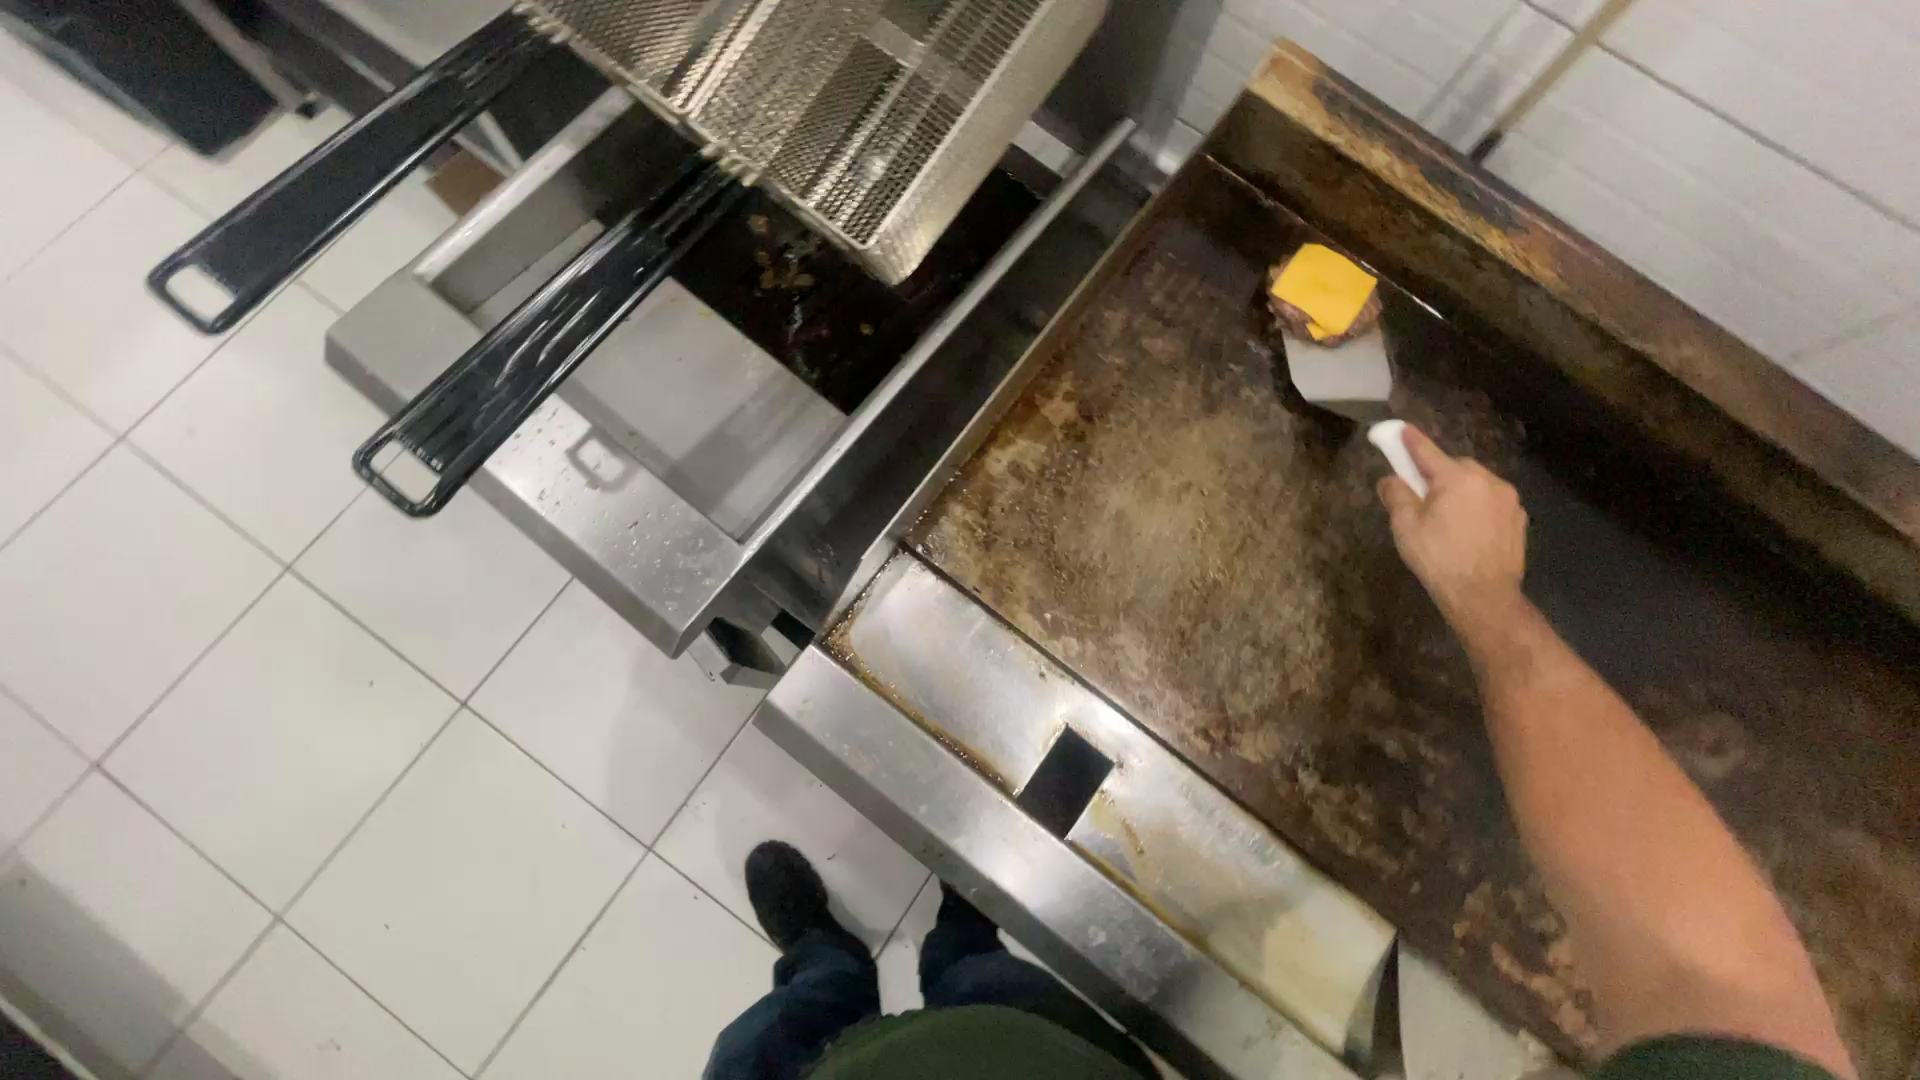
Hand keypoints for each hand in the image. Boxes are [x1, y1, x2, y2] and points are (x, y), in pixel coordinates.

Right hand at [1376, 425, 1527, 626]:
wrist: (1483, 594)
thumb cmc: (1438, 558)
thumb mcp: (1406, 527)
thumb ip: (1397, 496)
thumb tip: (1390, 479)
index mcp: (1457, 479)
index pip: (1428, 452)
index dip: (1411, 441)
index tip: (1400, 428)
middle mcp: (1488, 481)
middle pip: (1456, 466)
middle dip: (1438, 473)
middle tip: (1420, 493)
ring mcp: (1508, 500)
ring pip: (1476, 483)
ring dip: (1459, 490)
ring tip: (1444, 516)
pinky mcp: (1518, 519)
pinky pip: (1491, 501)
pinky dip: (1476, 506)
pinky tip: (1466, 529)